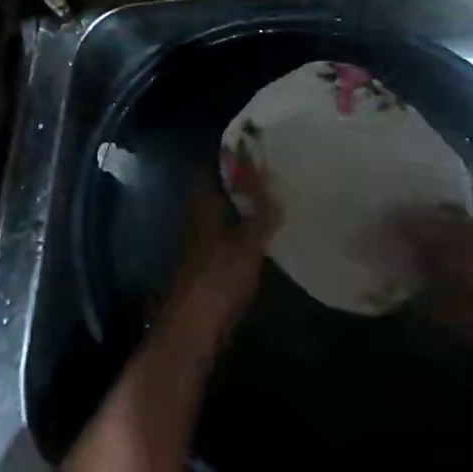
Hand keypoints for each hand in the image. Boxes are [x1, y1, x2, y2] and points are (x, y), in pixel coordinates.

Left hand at [160, 161, 281, 345]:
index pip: (209, 170)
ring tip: (275, 200)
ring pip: (223, 213)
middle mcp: (197, 217)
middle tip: (272, 173)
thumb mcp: (247, 244)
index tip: (253, 148)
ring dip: (243, 206)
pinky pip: (228, 235)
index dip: (228, 158)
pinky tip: (266, 235)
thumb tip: (273, 182)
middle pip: (216, 190)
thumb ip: (261, 214)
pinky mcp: (210, 262)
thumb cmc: (219, 278)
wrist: (196, 324)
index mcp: (201, 206)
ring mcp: (201, 240)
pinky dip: (244, 230)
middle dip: (239, 182)